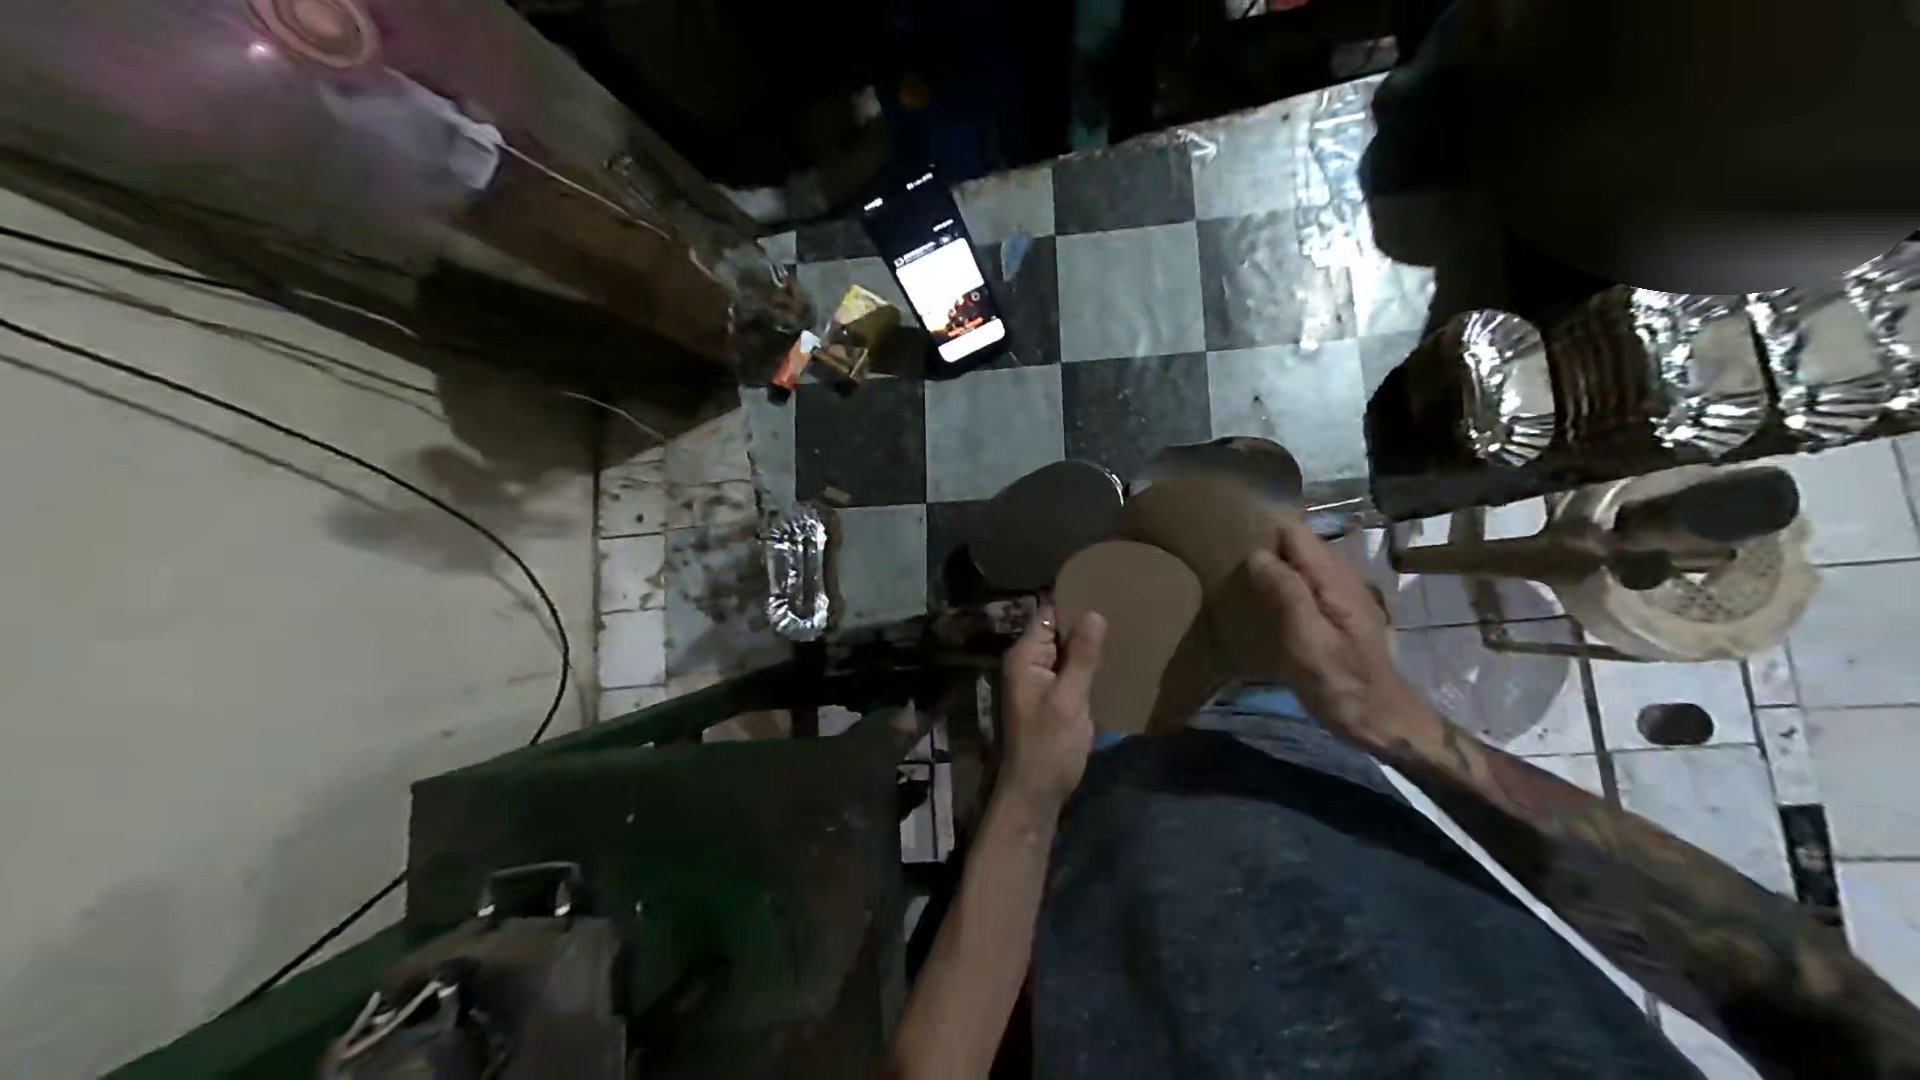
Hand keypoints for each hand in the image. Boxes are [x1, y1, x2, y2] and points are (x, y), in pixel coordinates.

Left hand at [1000, 604, 1106, 811]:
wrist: (1036, 791)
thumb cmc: (1049, 744)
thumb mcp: (1069, 698)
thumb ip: (1081, 656)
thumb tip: (1094, 613)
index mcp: (1024, 657)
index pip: (1046, 614)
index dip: (1072, 601)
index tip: (1104, 586)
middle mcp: (1027, 663)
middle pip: (1055, 630)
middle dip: (1084, 621)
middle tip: (1122, 604)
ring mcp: (1038, 681)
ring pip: (1065, 651)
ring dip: (1088, 643)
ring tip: (1124, 626)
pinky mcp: (1051, 698)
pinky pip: (1069, 671)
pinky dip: (1087, 664)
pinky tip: (1113, 660)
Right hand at [1245, 517, 1414, 745]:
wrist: (1381, 720)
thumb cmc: (1340, 683)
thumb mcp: (1307, 640)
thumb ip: (1287, 593)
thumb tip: (1258, 555)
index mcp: (1336, 581)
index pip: (1298, 534)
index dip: (1267, 528)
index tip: (1233, 531)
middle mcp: (1344, 579)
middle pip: (1304, 543)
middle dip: (1271, 540)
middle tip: (1230, 550)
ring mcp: (1346, 596)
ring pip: (1308, 560)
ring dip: (1279, 559)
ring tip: (1243, 567)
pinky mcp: (1342, 612)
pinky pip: (1311, 580)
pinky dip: (1288, 577)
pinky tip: (1269, 594)